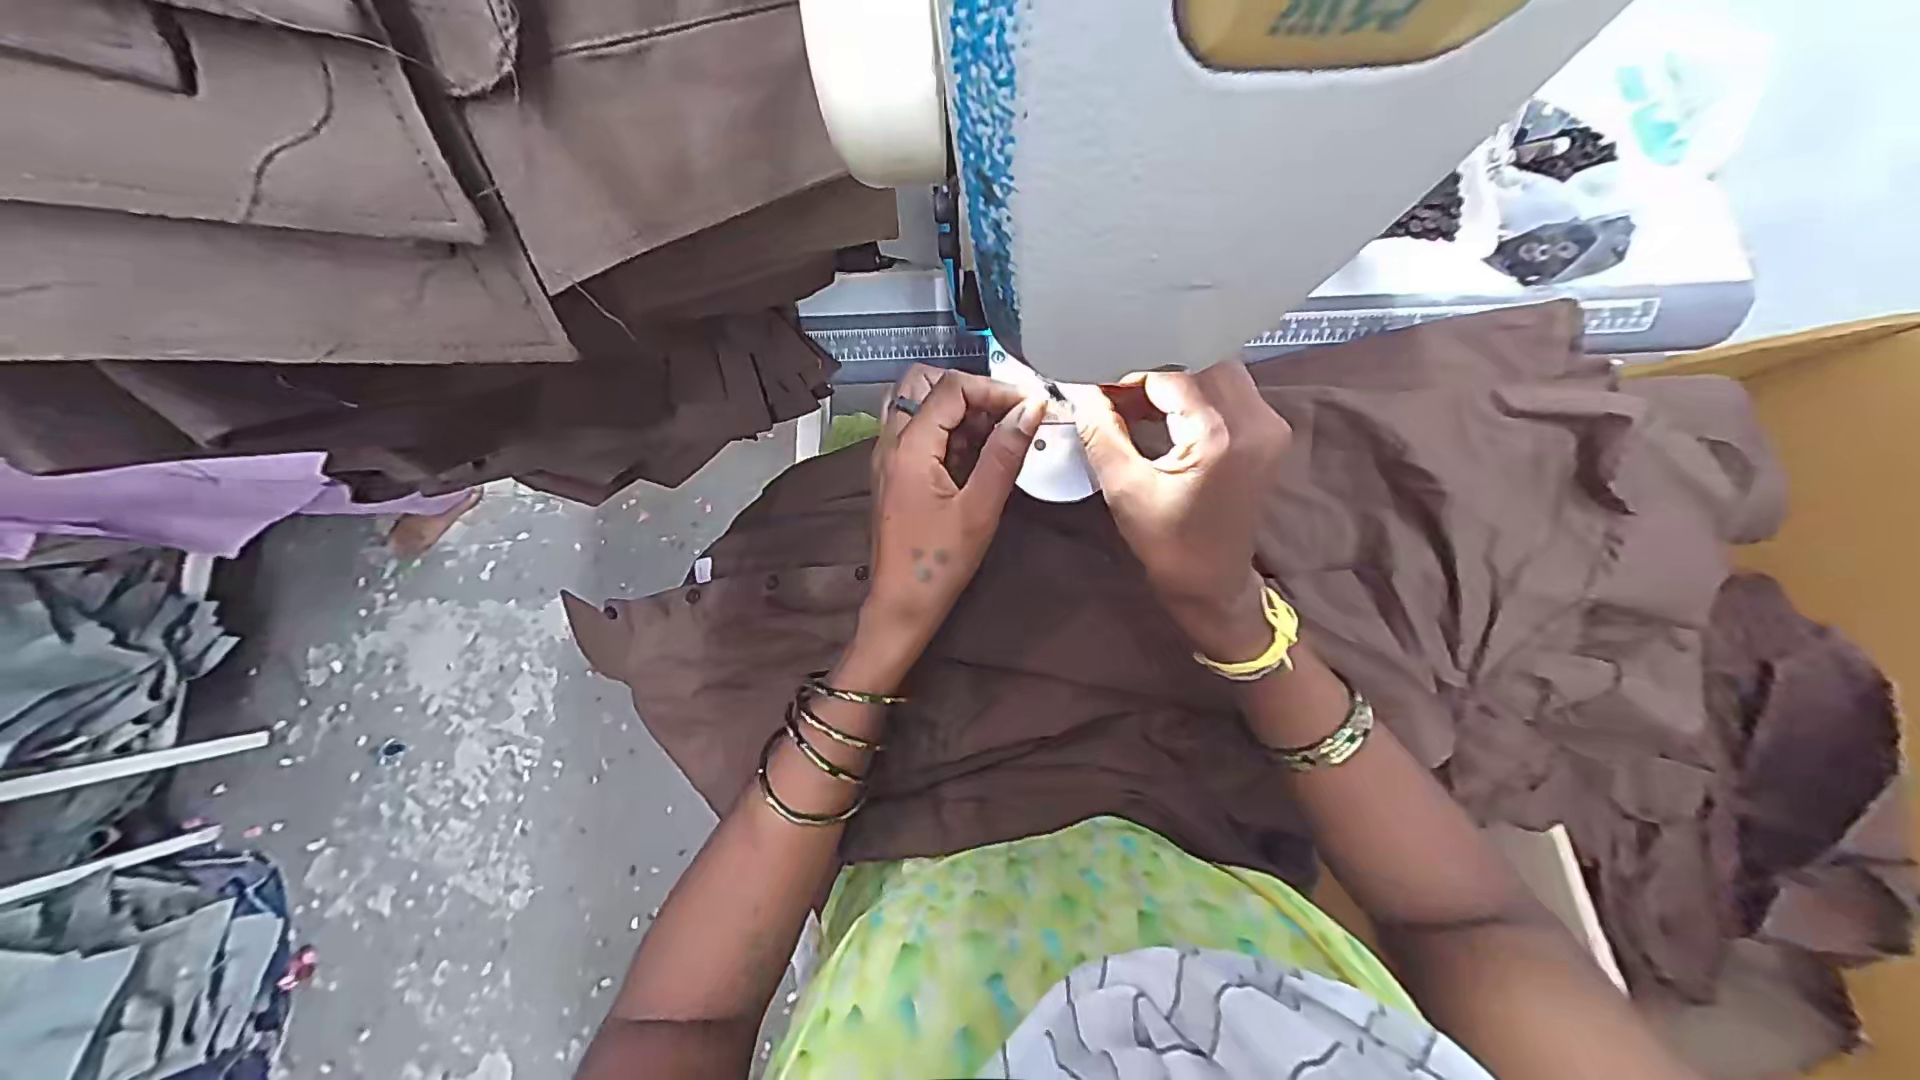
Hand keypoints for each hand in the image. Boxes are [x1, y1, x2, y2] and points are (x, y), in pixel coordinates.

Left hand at [853, 366, 1044, 678]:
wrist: (901, 604)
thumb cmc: (937, 564)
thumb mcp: (980, 509)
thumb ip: (1004, 454)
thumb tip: (1029, 410)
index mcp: (908, 447)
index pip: (951, 388)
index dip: (993, 389)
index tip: (1027, 406)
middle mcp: (890, 444)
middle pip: (923, 383)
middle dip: (969, 390)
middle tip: (1004, 415)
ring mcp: (888, 458)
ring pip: (917, 404)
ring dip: (957, 409)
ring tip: (993, 436)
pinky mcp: (894, 473)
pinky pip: (916, 431)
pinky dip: (947, 430)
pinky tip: (975, 456)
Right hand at [1069, 362, 1290, 659]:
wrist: (1212, 581)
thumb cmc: (1166, 544)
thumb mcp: (1123, 487)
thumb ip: (1101, 430)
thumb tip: (1083, 390)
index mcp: (1220, 437)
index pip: (1173, 371)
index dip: (1129, 367)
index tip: (1095, 378)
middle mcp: (1256, 421)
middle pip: (1200, 358)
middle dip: (1151, 366)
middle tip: (1110, 385)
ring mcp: (1268, 423)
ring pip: (1214, 368)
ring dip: (1170, 375)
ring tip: (1127, 397)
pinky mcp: (1266, 430)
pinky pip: (1224, 388)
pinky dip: (1188, 390)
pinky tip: (1153, 408)